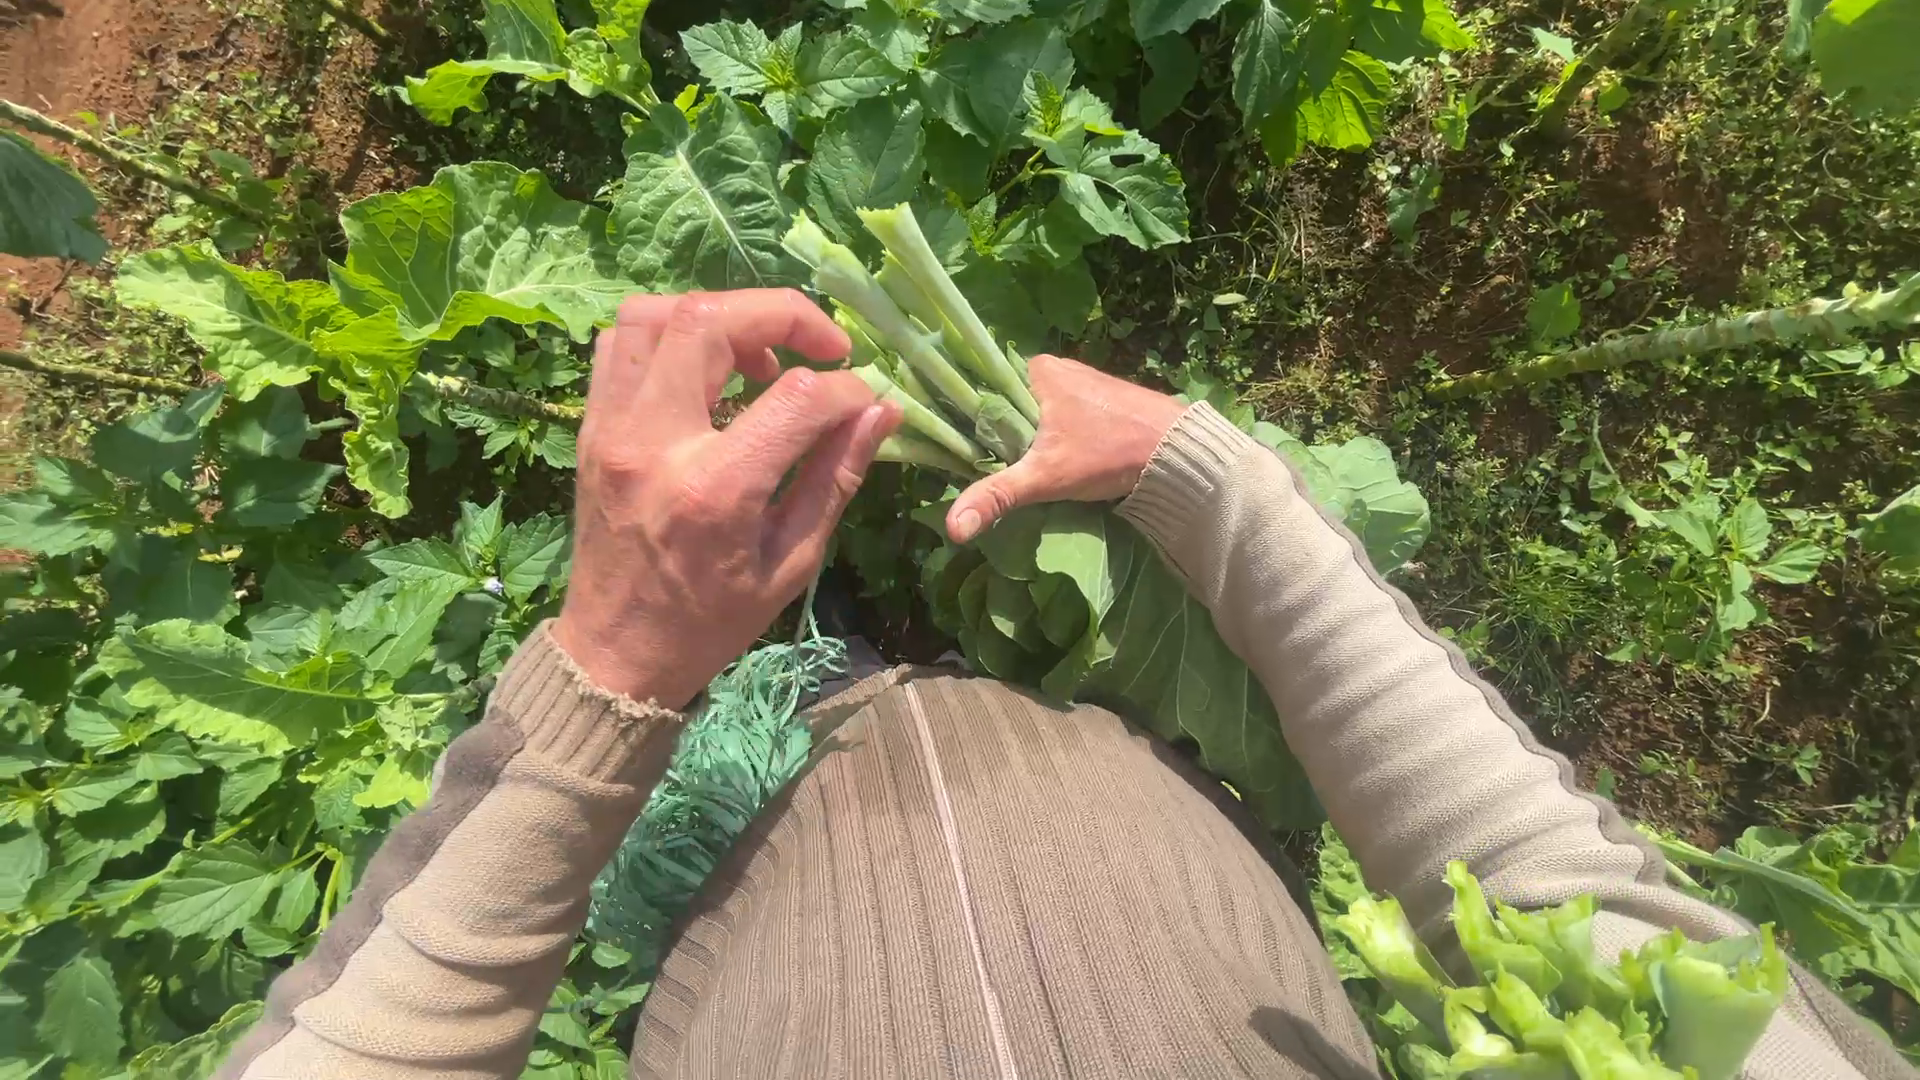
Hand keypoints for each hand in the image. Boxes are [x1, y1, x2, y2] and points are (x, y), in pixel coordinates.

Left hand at [553, 290, 902, 708]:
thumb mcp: (794, 561)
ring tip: (762, 356)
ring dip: (722, 316)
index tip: (864, 402)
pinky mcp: (591, 427)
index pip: (798, 398)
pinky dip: (671, 334)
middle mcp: (655, 442)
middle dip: (784, 315)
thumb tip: (881, 411)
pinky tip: (707, 370)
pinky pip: (620, 342)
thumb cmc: (715, 620)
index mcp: (717, 490)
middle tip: (824, 347)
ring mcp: (611, 428)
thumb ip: (838, 477)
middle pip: (712, 321)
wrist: (616, 652)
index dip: (847, 388)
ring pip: (655, 315)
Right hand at [945, 354, 1188, 542]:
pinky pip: (1063, 412)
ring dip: (1028, 430)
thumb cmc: (1107, 453)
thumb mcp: (1044, 476)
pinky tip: (1049, 454)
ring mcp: (1085, 382)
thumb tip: (951, 528)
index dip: (969, 412)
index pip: (986, 384)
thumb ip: (997, 496)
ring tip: (1008, 460)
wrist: (1179, 454)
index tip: (954, 437)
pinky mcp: (1103, 401)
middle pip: (1011, 398)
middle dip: (999, 426)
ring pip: (1038, 407)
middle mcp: (1059, 366)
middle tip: (980, 458)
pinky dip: (1053, 431)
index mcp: (1038, 369)